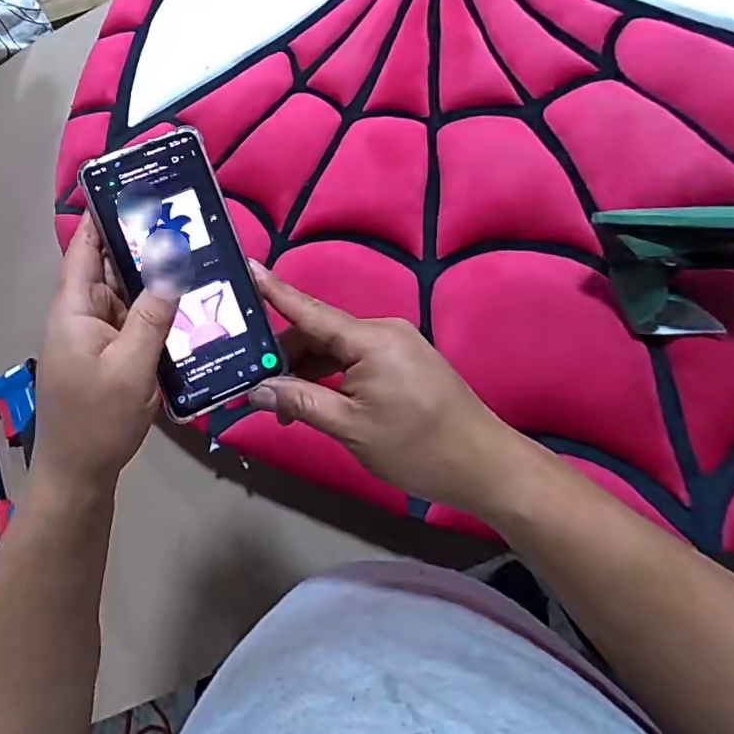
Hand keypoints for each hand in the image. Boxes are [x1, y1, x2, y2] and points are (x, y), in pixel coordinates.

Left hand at [32, 214, 177, 496]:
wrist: (79, 474)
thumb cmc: (97, 420)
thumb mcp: (131, 366)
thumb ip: (152, 315)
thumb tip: (171, 264)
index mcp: (75, 307)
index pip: (86, 246)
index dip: (103, 213)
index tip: (132, 186)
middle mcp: (82, 312)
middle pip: (110, 264)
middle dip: (141, 239)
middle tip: (181, 215)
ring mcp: (96, 332)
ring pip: (126, 290)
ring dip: (153, 273)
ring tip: (191, 246)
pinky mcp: (110, 351)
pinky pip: (133, 316)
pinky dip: (155, 305)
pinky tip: (185, 295)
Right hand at [247, 260, 533, 508]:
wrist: (487, 467)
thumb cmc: (419, 448)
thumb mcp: (351, 428)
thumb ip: (299, 402)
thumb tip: (254, 389)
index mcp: (370, 340)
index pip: (308, 310)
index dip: (273, 289)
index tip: (246, 266)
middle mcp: (382, 331)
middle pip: (318, 333)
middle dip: (285, 358)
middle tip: (254, 385)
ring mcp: (396, 343)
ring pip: (334, 348)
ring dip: (306, 371)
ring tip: (282, 403)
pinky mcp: (403, 359)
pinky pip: (354, 358)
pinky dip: (330, 375)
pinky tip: (314, 399)